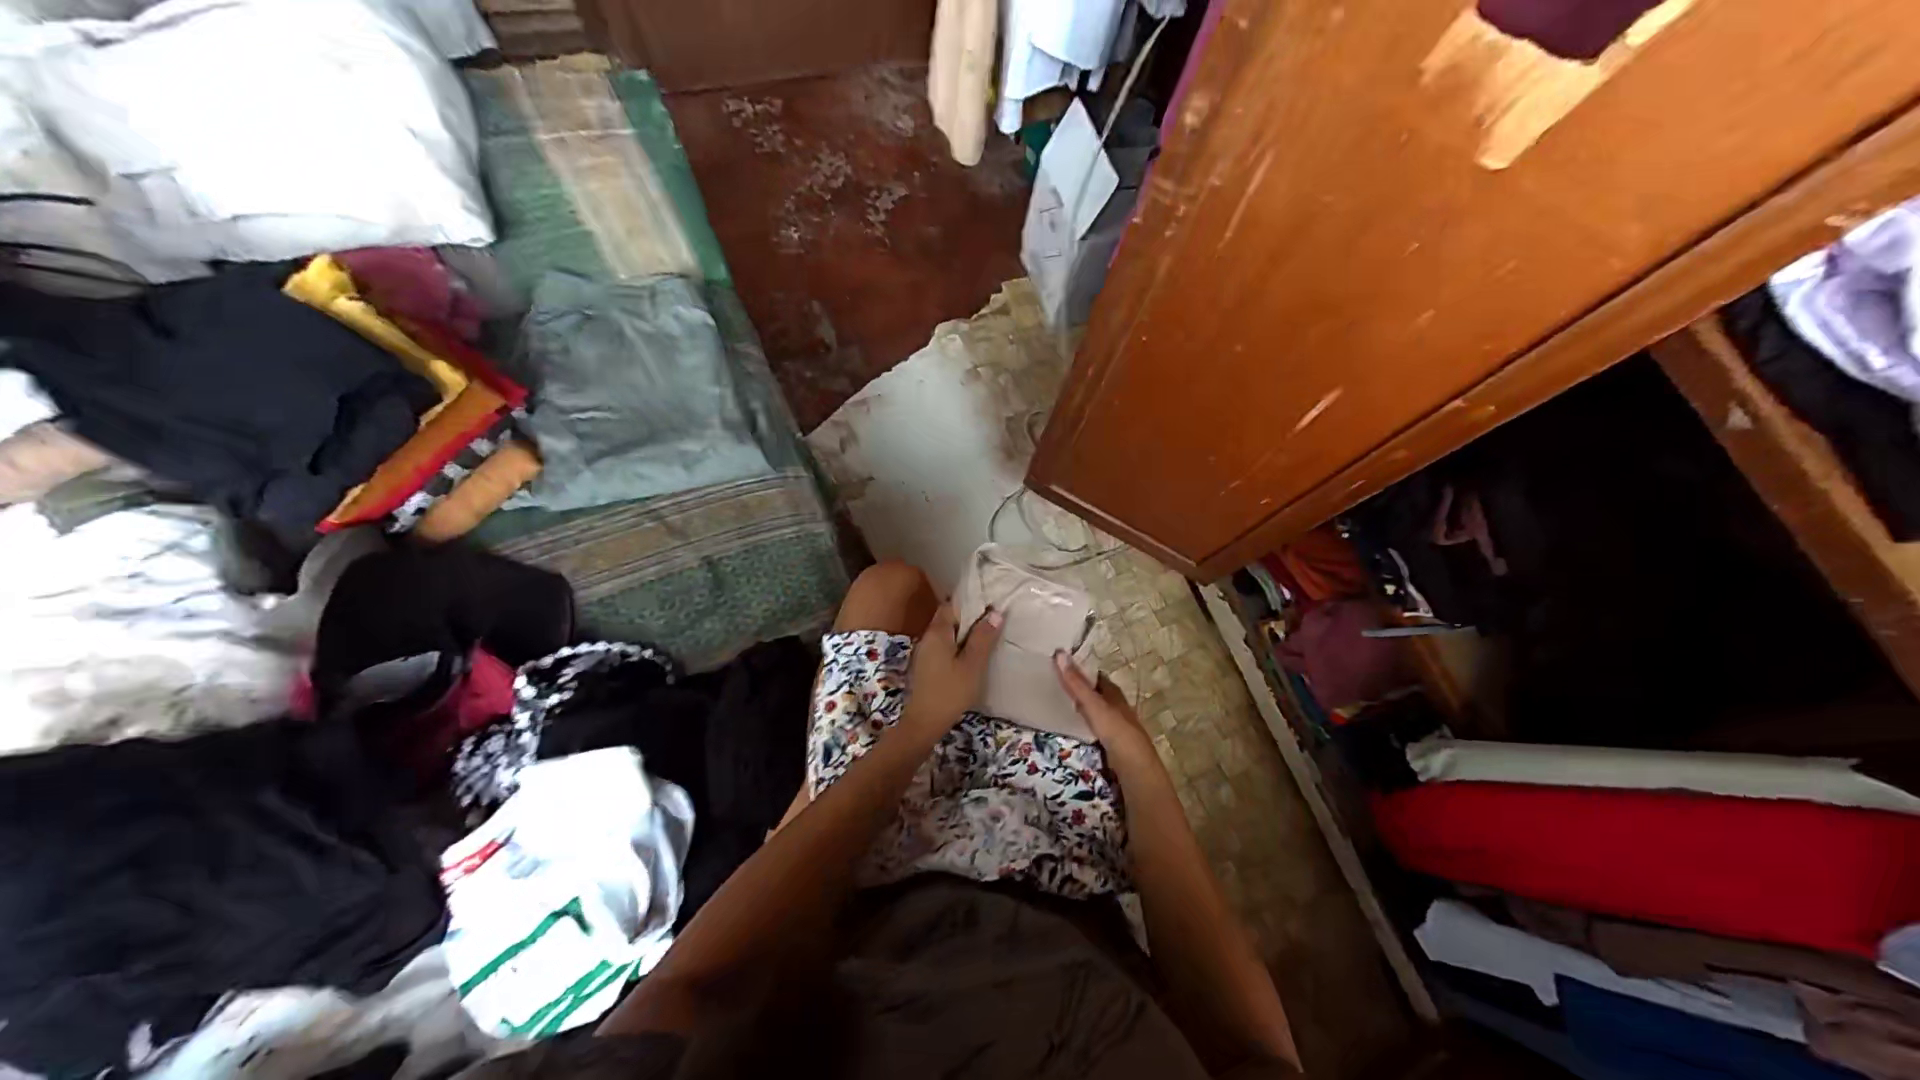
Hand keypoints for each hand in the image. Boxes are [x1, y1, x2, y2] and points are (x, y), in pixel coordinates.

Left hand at [904, 603, 1000, 731]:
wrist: (925, 722)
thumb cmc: (951, 691)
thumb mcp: (973, 664)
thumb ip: (983, 638)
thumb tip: (995, 612)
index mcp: (937, 632)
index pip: (951, 605)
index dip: (970, 602)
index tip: (990, 603)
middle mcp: (927, 637)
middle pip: (948, 618)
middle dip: (969, 617)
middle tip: (993, 619)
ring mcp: (924, 652)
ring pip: (946, 633)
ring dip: (964, 632)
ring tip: (986, 635)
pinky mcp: (926, 665)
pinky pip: (943, 646)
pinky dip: (957, 645)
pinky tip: (971, 654)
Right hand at [1055, 652, 1162, 774]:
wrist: (1133, 765)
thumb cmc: (1115, 730)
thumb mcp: (1093, 704)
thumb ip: (1076, 683)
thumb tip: (1059, 653)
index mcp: (1113, 692)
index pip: (1095, 675)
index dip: (1080, 669)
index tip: (1061, 665)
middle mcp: (1116, 705)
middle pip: (1095, 691)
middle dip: (1079, 687)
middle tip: (1056, 682)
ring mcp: (1115, 723)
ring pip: (1095, 708)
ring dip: (1081, 704)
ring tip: (1060, 701)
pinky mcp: (1112, 739)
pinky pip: (1094, 724)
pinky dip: (1083, 720)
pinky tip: (1074, 724)